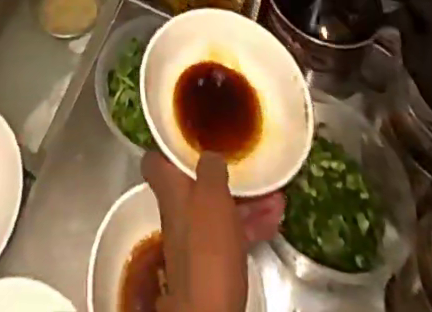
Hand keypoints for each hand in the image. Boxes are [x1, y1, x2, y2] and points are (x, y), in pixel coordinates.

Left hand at [142, 152, 284, 311]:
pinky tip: (276, 217)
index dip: (170, 147)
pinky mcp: (214, 256)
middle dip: (224, 173)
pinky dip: (251, 221)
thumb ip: (210, 168)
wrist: (210, 306)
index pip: (155, 158)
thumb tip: (210, 154)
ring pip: (219, 204)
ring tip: (275, 191)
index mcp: (168, 186)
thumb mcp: (211, 195)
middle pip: (195, 180)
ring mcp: (196, 232)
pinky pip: (232, 230)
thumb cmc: (207, 244)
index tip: (190, 137)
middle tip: (247, 164)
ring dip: (246, 197)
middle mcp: (178, 206)